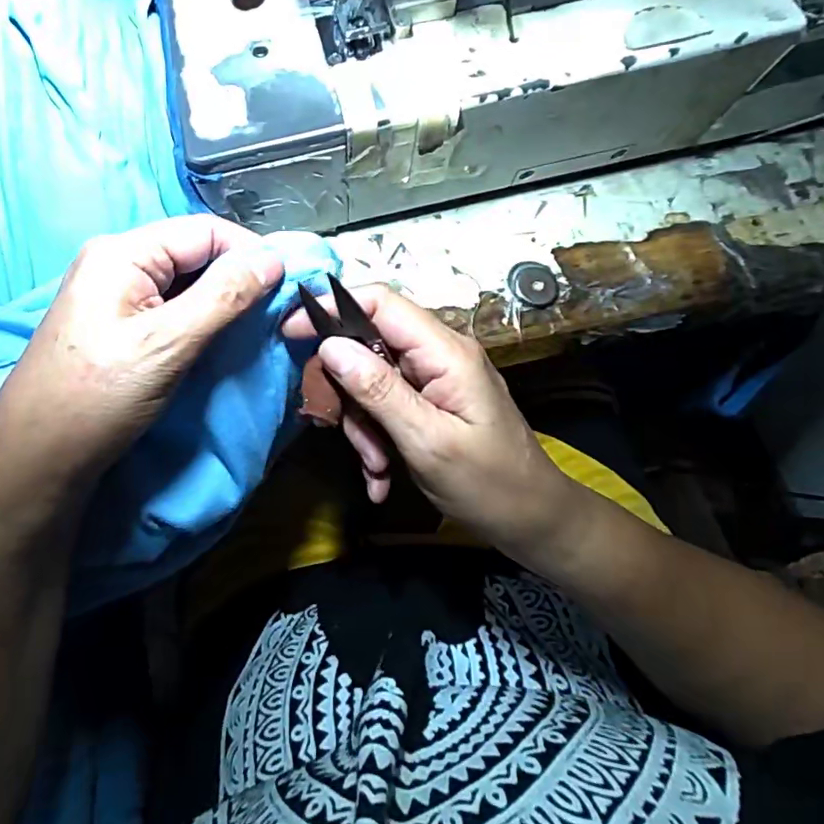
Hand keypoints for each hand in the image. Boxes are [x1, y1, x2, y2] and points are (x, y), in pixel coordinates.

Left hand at [0, 216, 285, 536]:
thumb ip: (225, 296)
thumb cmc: (98, 399)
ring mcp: (115, 293)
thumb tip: (276, 257)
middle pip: (196, 252)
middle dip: (239, 278)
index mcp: (122, 252)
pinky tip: (219, 341)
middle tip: (274, 315)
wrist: (37, 463)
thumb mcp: (168, 344)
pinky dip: (202, 319)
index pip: (206, 230)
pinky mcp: (118, 322)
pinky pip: (172, 305)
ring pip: (188, 281)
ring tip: (252, 330)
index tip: (287, 289)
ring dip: (223, 301)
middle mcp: (117, 261)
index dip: (251, 253)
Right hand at [282, 284, 588, 559]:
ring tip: (378, 467)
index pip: (382, 302)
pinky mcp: (431, 402)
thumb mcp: (427, 440)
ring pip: (372, 383)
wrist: (532, 520)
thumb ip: (378, 390)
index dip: (334, 308)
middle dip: (351, 395)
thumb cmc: (489, 483)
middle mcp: (439, 354)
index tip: (291, 332)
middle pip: (369, 347)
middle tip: (353, 438)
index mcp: (445, 351)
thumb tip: (330, 345)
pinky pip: (387, 407)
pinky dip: (378, 439)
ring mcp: (435, 378)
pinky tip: (382, 477)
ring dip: (364, 428)